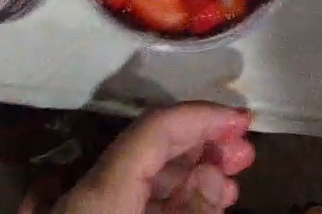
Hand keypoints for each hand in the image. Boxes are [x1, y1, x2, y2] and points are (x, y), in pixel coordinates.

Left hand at [53, 103, 254, 213]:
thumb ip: (190, 211)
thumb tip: (215, 175)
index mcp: (99, 191)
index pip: (156, 128)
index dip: (202, 116)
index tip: (243, 120)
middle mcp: (84, 190)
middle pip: (148, 146)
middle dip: (200, 142)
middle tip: (244, 151)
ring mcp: (77, 207)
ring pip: (139, 175)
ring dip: (188, 172)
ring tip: (230, 183)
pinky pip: (127, 199)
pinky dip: (164, 197)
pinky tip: (198, 203)